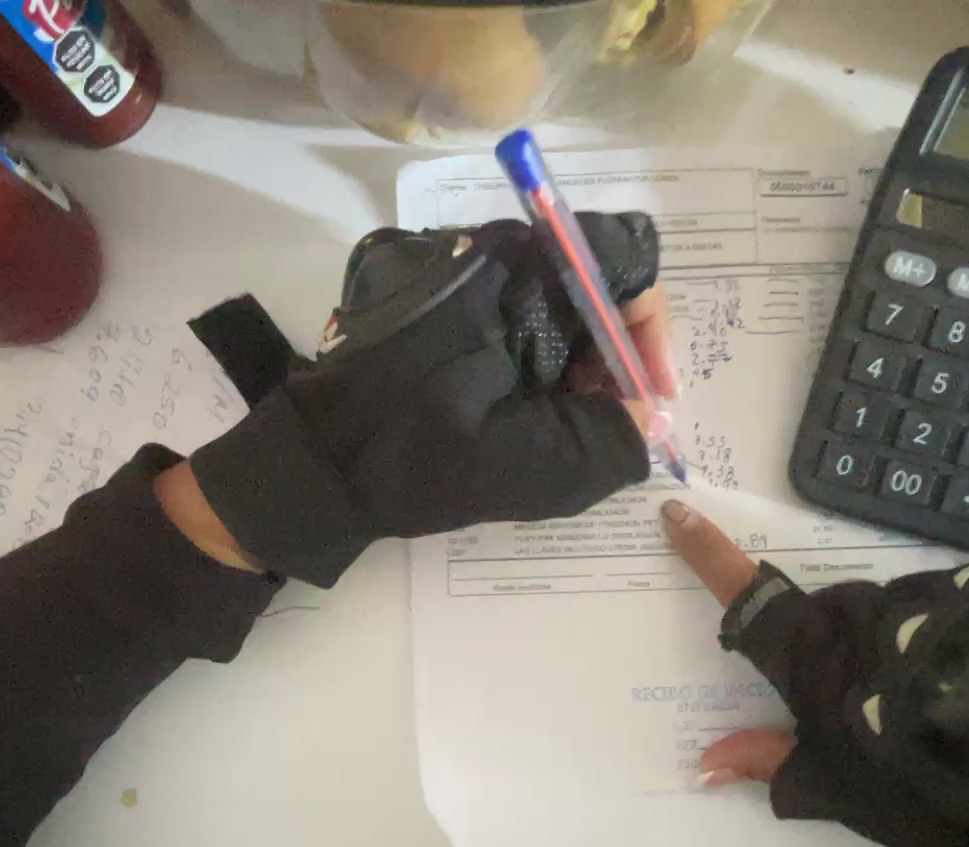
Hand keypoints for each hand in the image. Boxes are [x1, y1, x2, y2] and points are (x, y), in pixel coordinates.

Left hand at [189, 213, 675, 586]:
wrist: (317, 463)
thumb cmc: (412, 457)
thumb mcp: (522, 466)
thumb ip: (604, 443)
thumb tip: (648, 419)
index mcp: (513, 275)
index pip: (619, 259)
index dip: (649, 329)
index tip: (650, 394)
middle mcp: (491, 259)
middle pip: (591, 288)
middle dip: (615, 360)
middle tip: (609, 425)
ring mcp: (464, 282)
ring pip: (556, 313)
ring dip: (579, 372)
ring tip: (567, 432)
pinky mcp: (448, 313)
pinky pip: (520, 330)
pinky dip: (543, 374)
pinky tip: (531, 421)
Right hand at [661, 497, 968, 846]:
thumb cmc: (943, 801)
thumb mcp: (847, 792)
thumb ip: (775, 762)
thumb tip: (703, 761)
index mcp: (821, 659)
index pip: (749, 596)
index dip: (707, 554)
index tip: (677, 512)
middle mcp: (868, 616)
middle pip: (827, 610)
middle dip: (834, 647)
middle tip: (872, 711)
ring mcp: (929, 600)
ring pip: (891, 613)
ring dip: (900, 651)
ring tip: (943, 714)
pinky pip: (945, 613)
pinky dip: (948, 645)